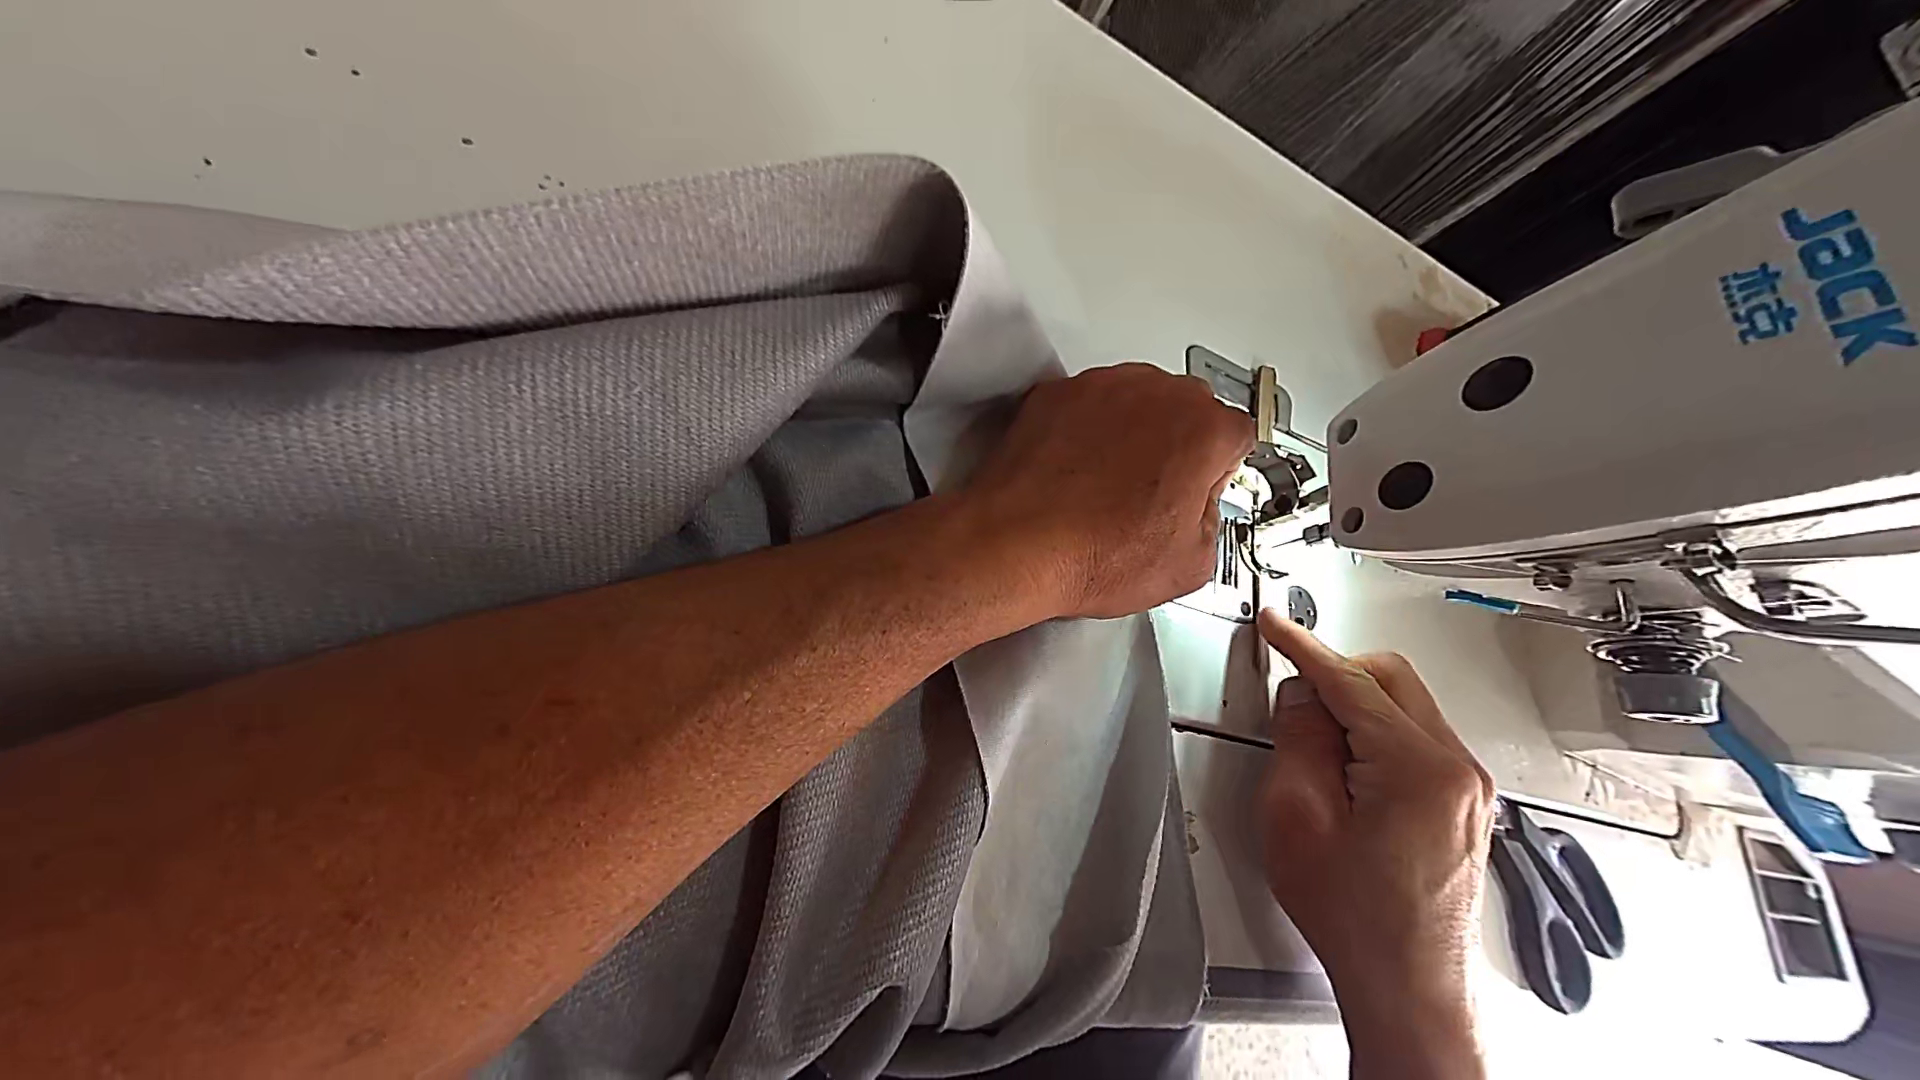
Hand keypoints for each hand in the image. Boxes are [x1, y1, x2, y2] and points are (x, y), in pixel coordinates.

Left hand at [962, 363, 1252, 618]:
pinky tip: (1075, 473)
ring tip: (1106, 487)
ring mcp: (1101, 388)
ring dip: (1130, 434)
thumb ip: (1214, 520)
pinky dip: (1084, 431)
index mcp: (1204, 429)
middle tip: (1150, 494)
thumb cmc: (1091, 552)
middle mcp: (1155, 394)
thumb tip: (1201, 512)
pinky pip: (1086, 406)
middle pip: (1186, 410)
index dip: (1218, 470)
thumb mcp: (1191, 563)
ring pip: (1134, 402)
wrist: (1016, 545)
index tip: (1199, 490)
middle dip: (1176, 446)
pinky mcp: (1055, 394)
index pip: (1235, 435)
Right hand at [1257, 611, 1493, 1079]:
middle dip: (1333, 672)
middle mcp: (1455, 771)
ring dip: (1351, 706)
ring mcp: (1465, 787)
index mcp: (1417, 769)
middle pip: (1389, 677)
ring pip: (1402, 703)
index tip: (1276, 625)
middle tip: (1290, 695)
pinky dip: (1370, 732)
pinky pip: (1413, 735)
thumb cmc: (1355, 917)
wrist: (1405, 984)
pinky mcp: (1460, 802)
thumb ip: (1297, 739)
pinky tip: (1340, 769)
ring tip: (1312, 751)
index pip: (1349, 680)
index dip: (1301, 646)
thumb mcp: (1295, 816)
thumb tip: (1301, 696)